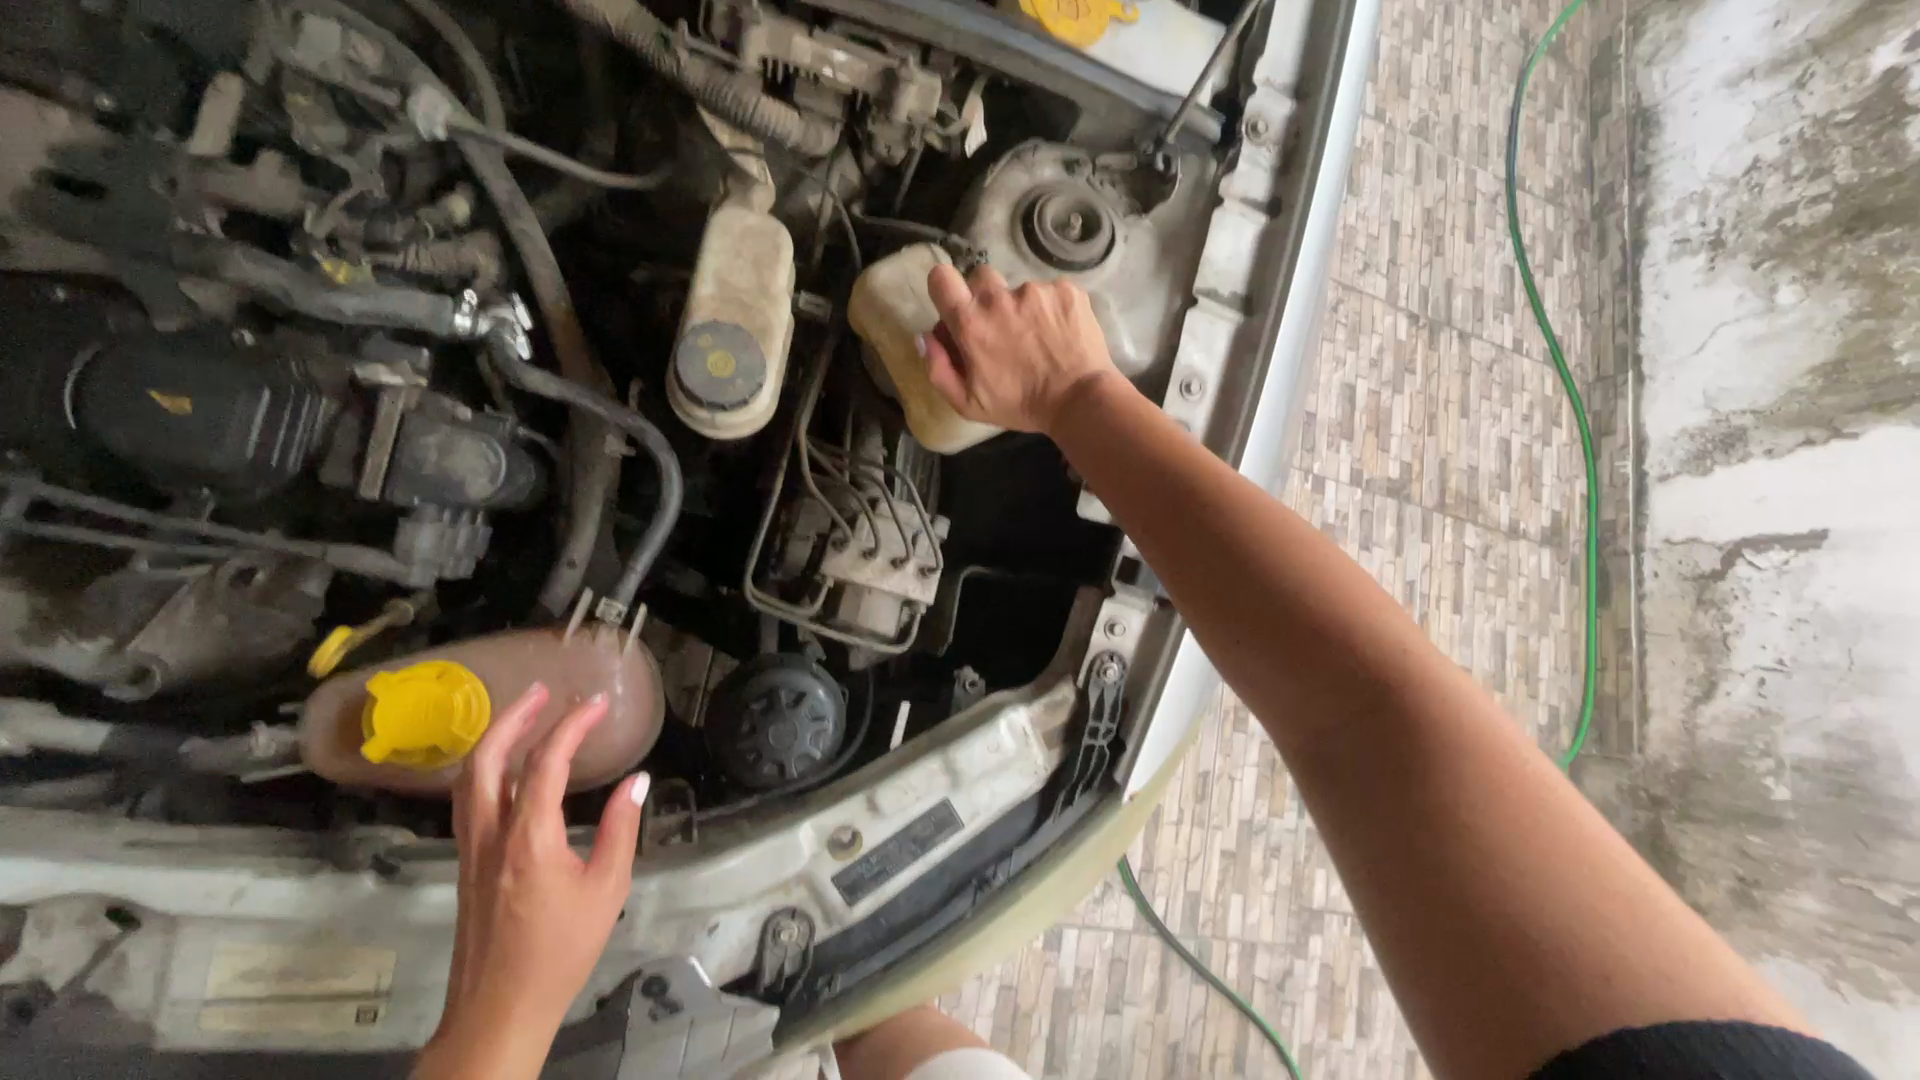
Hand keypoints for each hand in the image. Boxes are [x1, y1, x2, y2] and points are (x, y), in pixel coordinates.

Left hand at [414, 683, 649, 1079]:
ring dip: (494, 740)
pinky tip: (508, 770)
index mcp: (528, 838)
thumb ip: (620, 829)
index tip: (597, 703)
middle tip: (542, 691)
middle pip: (486, 760)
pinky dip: (487, 769)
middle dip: (513, 718)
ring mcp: (470, 850)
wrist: (498, 1010)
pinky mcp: (466, 865)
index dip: (572, 726)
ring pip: (468, 779)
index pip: (546, 763)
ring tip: (522, 716)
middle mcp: (490, 835)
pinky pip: (469, 801)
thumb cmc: (560, 951)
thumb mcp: (607, 889)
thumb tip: (637, 782)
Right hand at [921, 263, 1126, 434]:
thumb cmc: (1020, 405)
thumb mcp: (967, 402)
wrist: (1079, 400)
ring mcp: (1035, 291)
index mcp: (970, 323)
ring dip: (1022, 308)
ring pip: (1018, 289)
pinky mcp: (1065, 290)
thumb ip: (938, 369)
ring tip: (1037, 338)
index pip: (941, 278)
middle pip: (980, 277)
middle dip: (984, 298)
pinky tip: (1059, 334)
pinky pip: (1049, 292)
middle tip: (1000, 328)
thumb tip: (926, 338)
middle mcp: (999, 298)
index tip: (955, 303)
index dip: (944, 287)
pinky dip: (1051, 309)